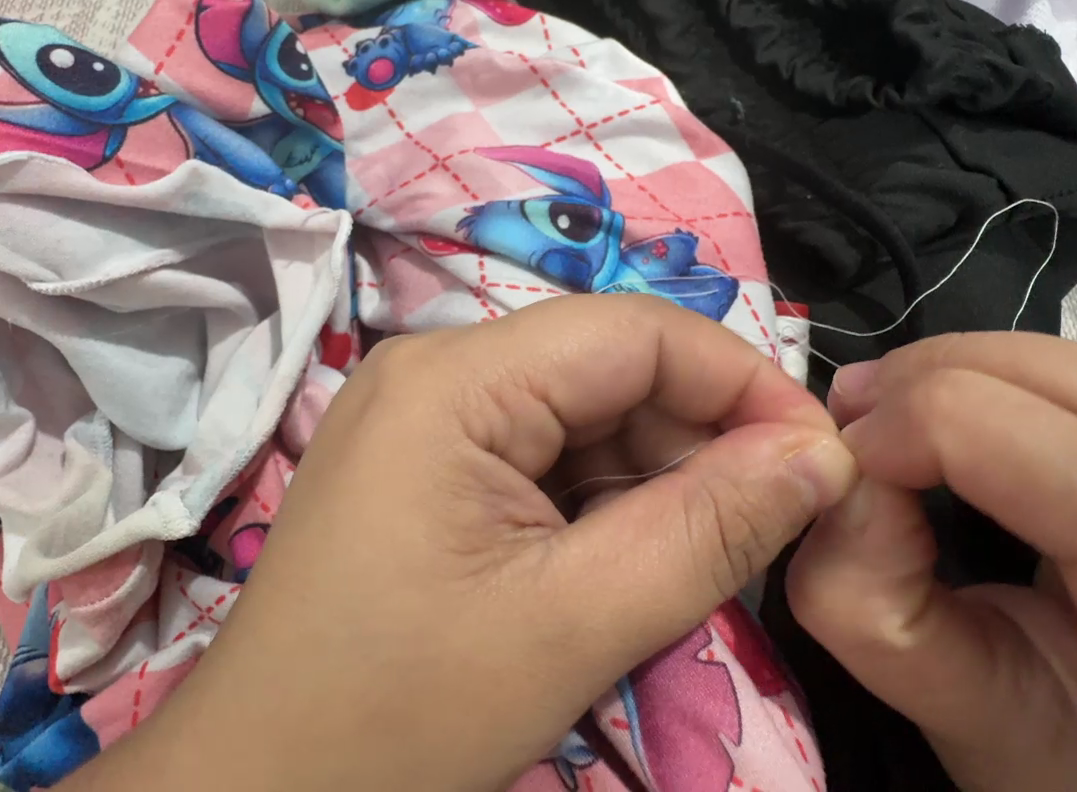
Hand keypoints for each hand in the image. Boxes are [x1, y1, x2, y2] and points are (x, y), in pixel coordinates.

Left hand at [64, 294, 856, 790]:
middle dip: (697, 436)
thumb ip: (710, 529)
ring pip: (579, 410)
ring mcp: (423, 410)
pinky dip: (599, 493)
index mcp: (455, 379)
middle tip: (770, 524)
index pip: (632, 330)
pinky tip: (617, 556)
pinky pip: (539, 446)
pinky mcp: (424, 456)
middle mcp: (435, 368)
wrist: (256, 784)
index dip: (739, 380)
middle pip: (604, 366)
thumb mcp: (574, 625)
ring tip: (693, 553)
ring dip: (652, 472)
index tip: (820, 460)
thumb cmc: (400, 713)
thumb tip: (821, 455)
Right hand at [787, 333, 1076, 791]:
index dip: (961, 433)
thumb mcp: (973, 734)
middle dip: (969, 373)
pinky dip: (1052, 380)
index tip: (850, 447)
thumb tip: (846, 477)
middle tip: (858, 400)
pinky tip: (986, 401)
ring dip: (1005, 363)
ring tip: (905, 393)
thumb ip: (880, 613)